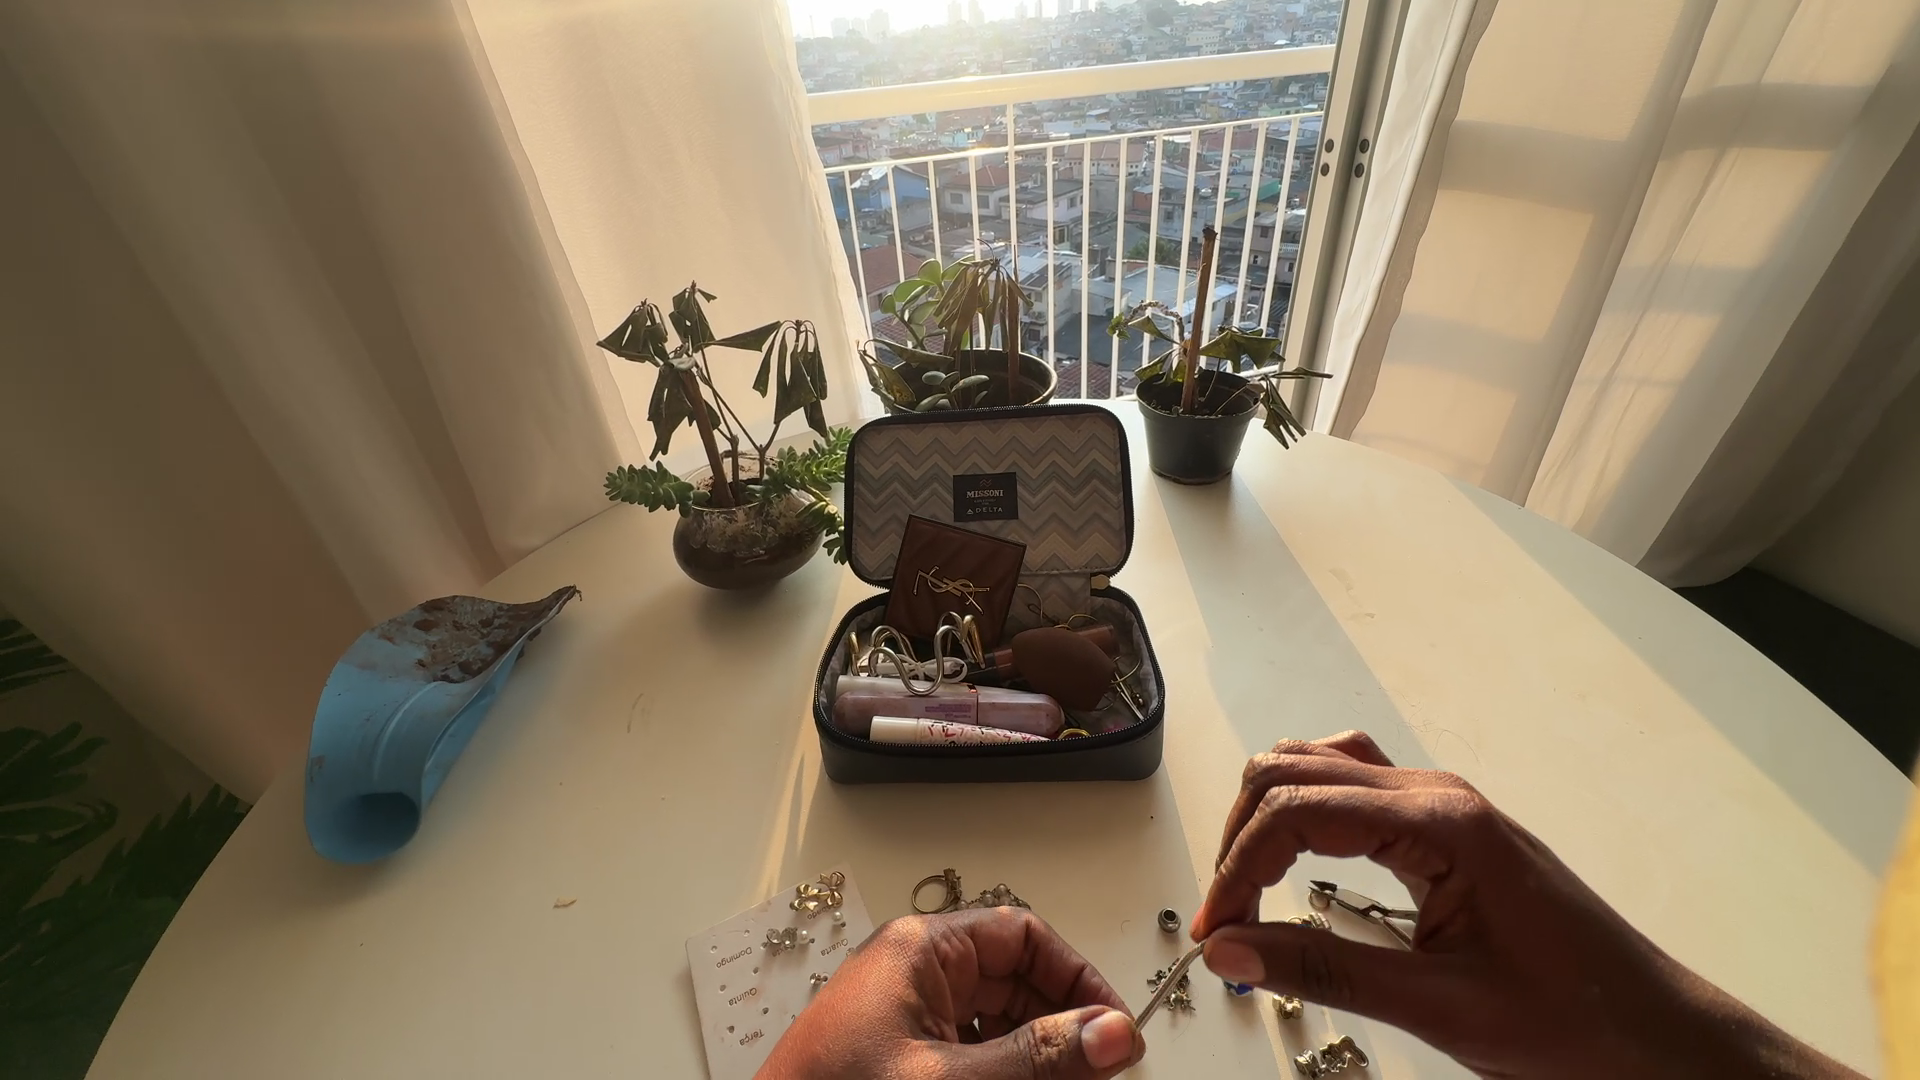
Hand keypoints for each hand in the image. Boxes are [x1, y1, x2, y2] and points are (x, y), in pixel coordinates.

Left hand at [756, 906, 1145, 1079]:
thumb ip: (1036, 1058)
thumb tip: (1115, 1031)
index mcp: (923, 948)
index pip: (1020, 934)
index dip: (1074, 976)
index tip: (1115, 1032)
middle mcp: (916, 970)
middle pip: (1012, 979)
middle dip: (1060, 1026)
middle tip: (1100, 1076)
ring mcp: (905, 1015)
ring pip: (994, 1022)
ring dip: (1035, 1057)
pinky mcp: (897, 1055)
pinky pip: (967, 1052)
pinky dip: (1001, 1073)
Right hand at [1192, 731, 1862, 1079]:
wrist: (1680, 1048)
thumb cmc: (1578, 1030)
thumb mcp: (1442, 1009)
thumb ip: (1323, 969)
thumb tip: (1226, 949)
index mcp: (1436, 822)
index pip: (1296, 812)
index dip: (1240, 865)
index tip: (1216, 928)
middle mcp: (1429, 789)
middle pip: (1290, 770)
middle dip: (1242, 836)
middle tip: (1229, 910)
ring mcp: (1435, 796)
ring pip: (1312, 761)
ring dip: (1265, 813)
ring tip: (1251, 878)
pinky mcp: (1438, 817)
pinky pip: (1345, 775)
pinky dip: (1301, 802)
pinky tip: (1299, 843)